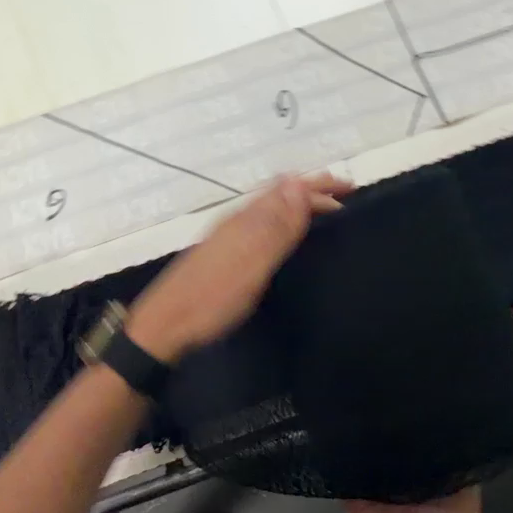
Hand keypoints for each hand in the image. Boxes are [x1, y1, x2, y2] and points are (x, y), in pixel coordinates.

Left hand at [125, 172, 352, 361]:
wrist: (162, 328)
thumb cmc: (210, 301)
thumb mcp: (251, 267)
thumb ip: (276, 228)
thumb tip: (299, 184)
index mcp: (243, 220)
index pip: (287, 189)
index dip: (318, 184)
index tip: (350, 190)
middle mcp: (233, 222)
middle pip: (277, 196)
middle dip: (310, 193)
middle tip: (344, 200)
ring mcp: (224, 238)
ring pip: (267, 211)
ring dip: (295, 207)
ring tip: (321, 215)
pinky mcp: (219, 256)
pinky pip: (257, 227)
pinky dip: (279, 224)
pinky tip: (283, 240)